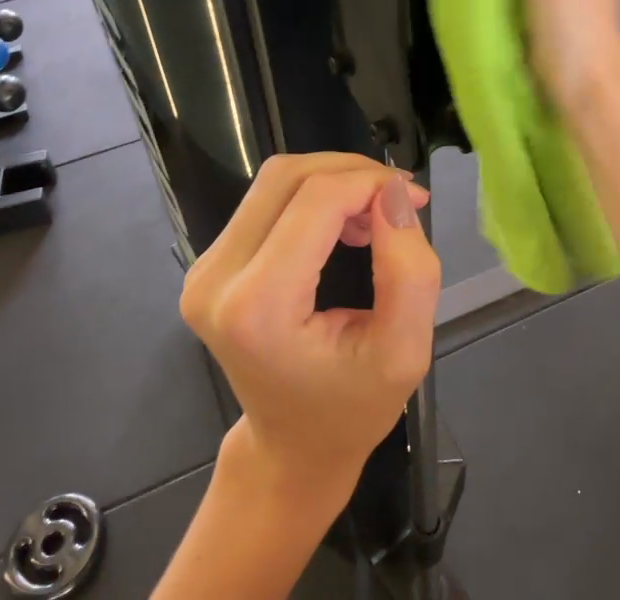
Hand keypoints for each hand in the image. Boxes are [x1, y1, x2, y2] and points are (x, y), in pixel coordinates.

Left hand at [180, 153, 440, 494]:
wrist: (292, 447)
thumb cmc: (352, 409)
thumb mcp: (404, 353)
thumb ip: (409, 271)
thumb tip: (394, 193)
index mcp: (258, 307)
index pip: (316, 200)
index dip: (371, 182)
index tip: (416, 197)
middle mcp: (216, 279)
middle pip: (287, 177)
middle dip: (353, 172)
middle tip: (401, 199)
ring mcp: (203, 269)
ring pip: (274, 181)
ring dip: (333, 181)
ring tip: (376, 215)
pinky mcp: (209, 264)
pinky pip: (264, 201)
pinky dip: (313, 197)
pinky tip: (344, 224)